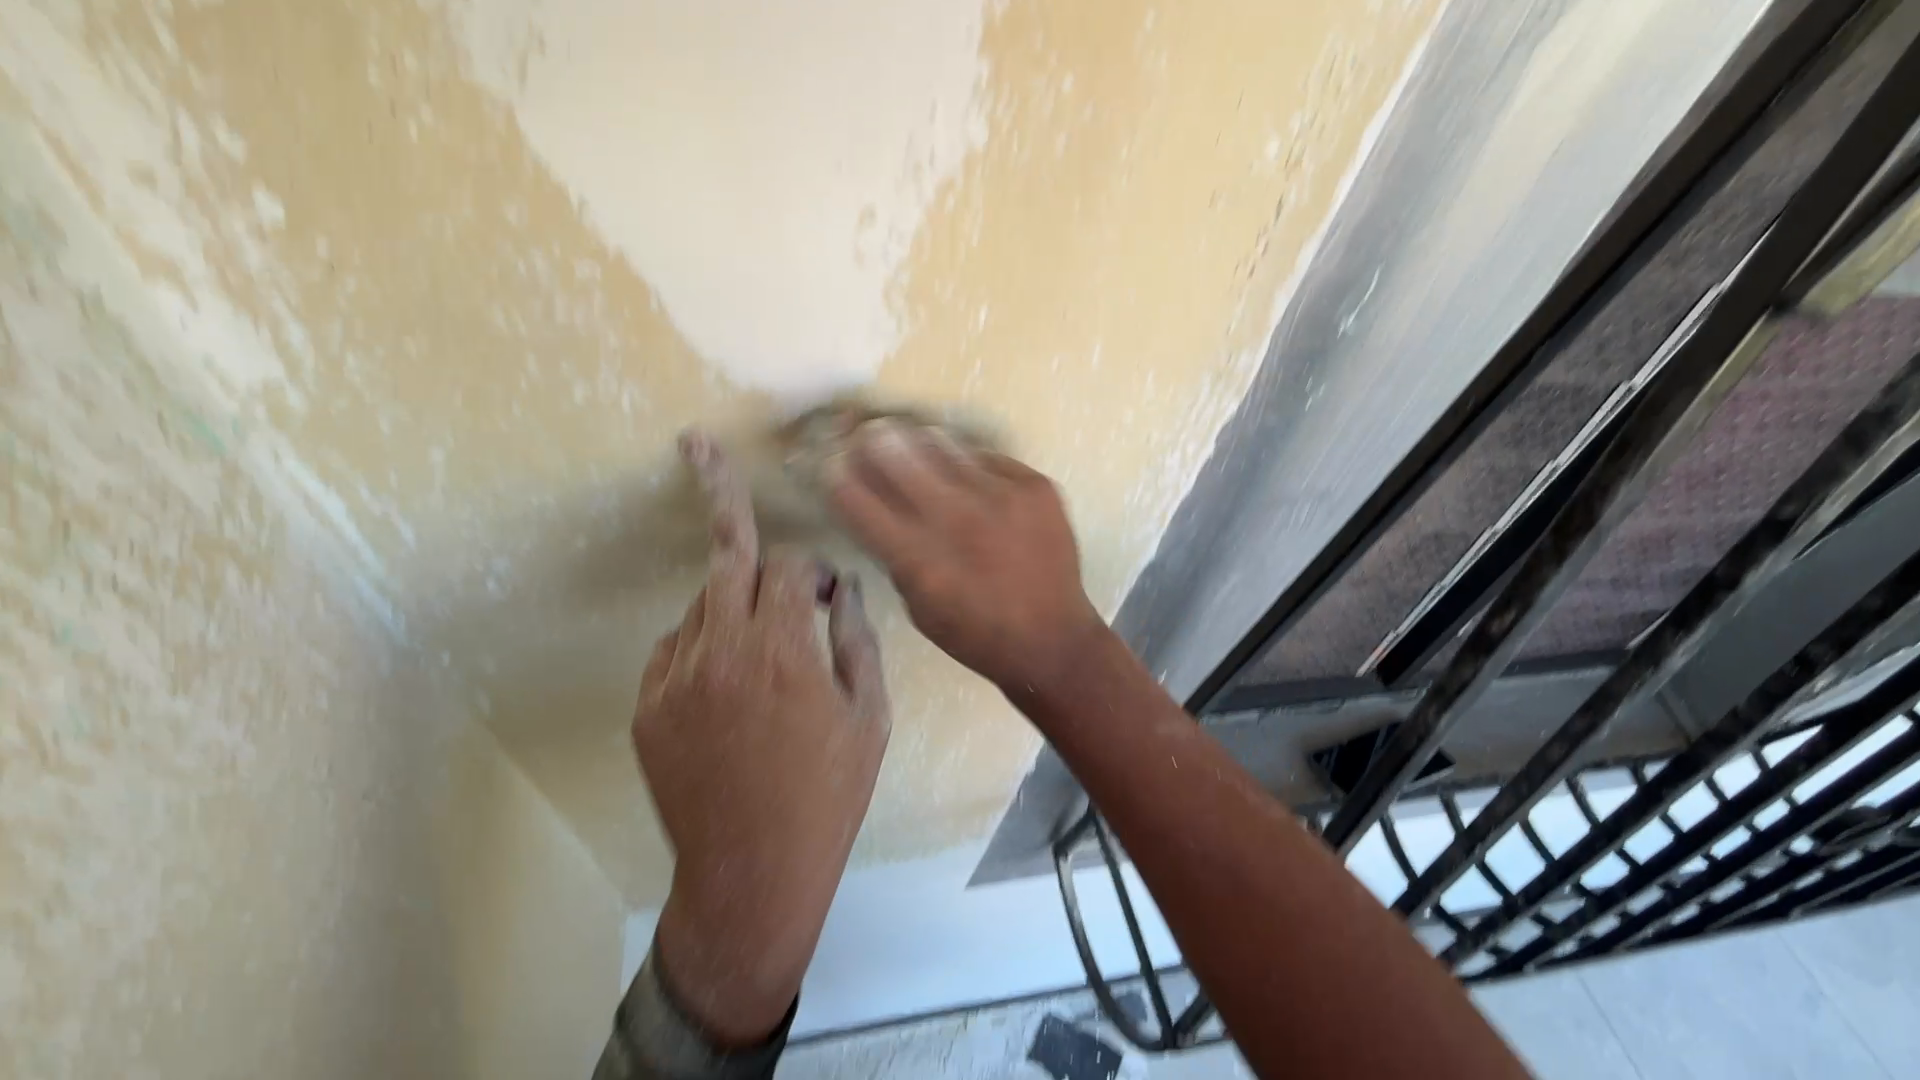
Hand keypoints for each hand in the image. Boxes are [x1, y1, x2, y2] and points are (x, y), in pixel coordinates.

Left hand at [633, 430, 889, 1045]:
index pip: (787, 565)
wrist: (754, 872)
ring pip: (700, 604)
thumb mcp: (869, 717)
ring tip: (760, 642)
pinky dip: (702, 643)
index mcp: (784, 647)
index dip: (810, 569)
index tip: (826, 592)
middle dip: (718, 493)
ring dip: (731, 599)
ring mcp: (675, 678)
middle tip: (697, 444)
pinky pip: (675, 650)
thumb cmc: (828, 795)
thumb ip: (857, 638)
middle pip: (722, 555)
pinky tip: (728, 683)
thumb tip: (842, 588)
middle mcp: (721, 649)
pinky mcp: (648, 709)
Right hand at [823, 418, 1105, 695]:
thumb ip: (892, 551)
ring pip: (942, 444)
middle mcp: (957, 519)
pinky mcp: (1035, 486)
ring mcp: (1001, 497)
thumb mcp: (918, 604)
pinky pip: (987, 459)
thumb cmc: (974, 632)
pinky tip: (968, 480)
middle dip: (873, 443)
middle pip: (896, 453)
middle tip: (864, 435)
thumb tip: (869, 498)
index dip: (837, 476)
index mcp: (919, 558)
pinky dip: (969, 466)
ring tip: (913, 445)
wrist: (1052, 638)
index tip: (831, 465)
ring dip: (920, 445)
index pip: (857, 498)